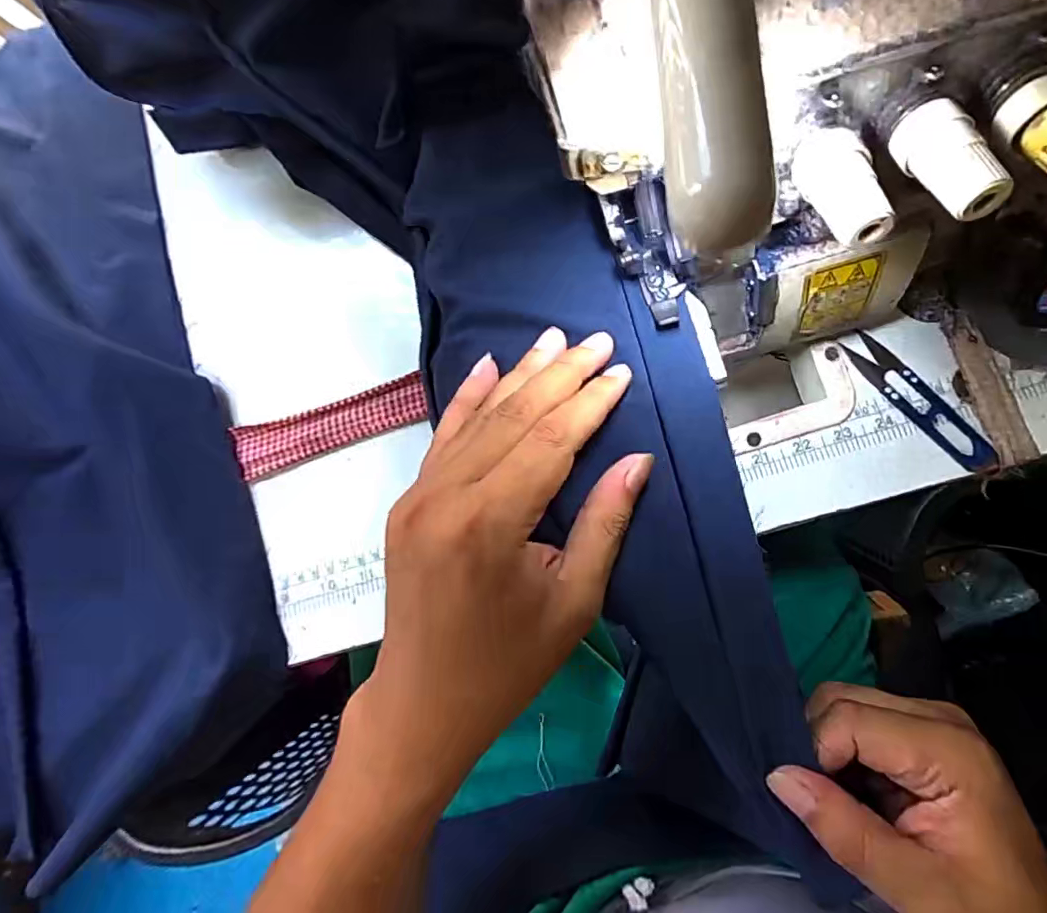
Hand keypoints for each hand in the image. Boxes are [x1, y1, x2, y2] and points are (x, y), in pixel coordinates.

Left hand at [347, 327, 652, 805]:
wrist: (421, 706)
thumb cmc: (507, 665)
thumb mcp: (574, 603)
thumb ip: (605, 524)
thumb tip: (637, 461)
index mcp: (489, 524)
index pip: (550, 442)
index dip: (589, 403)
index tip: (620, 372)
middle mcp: (447, 497)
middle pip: (516, 418)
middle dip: (561, 375)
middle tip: (597, 341)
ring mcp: (419, 496)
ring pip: (480, 419)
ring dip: (521, 376)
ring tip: (553, 339)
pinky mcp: (409, 502)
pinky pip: (444, 437)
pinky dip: (469, 400)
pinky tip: (489, 367)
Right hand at [767, 683, 1046, 912]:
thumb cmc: (983, 909)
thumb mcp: (914, 887)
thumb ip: (845, 830)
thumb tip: (777, 777)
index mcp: (946, 746)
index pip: (847, 718)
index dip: (816, 756)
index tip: (816, 807)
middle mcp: (937, 714)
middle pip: (843, 698)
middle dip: (816, 744)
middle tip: (819, 802)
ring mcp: (932, 718)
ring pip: (847, 703)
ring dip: (828, 748)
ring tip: (838, 801)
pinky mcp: (924, 731)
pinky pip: (862, 719)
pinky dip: (843, 751)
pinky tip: (854, 792)